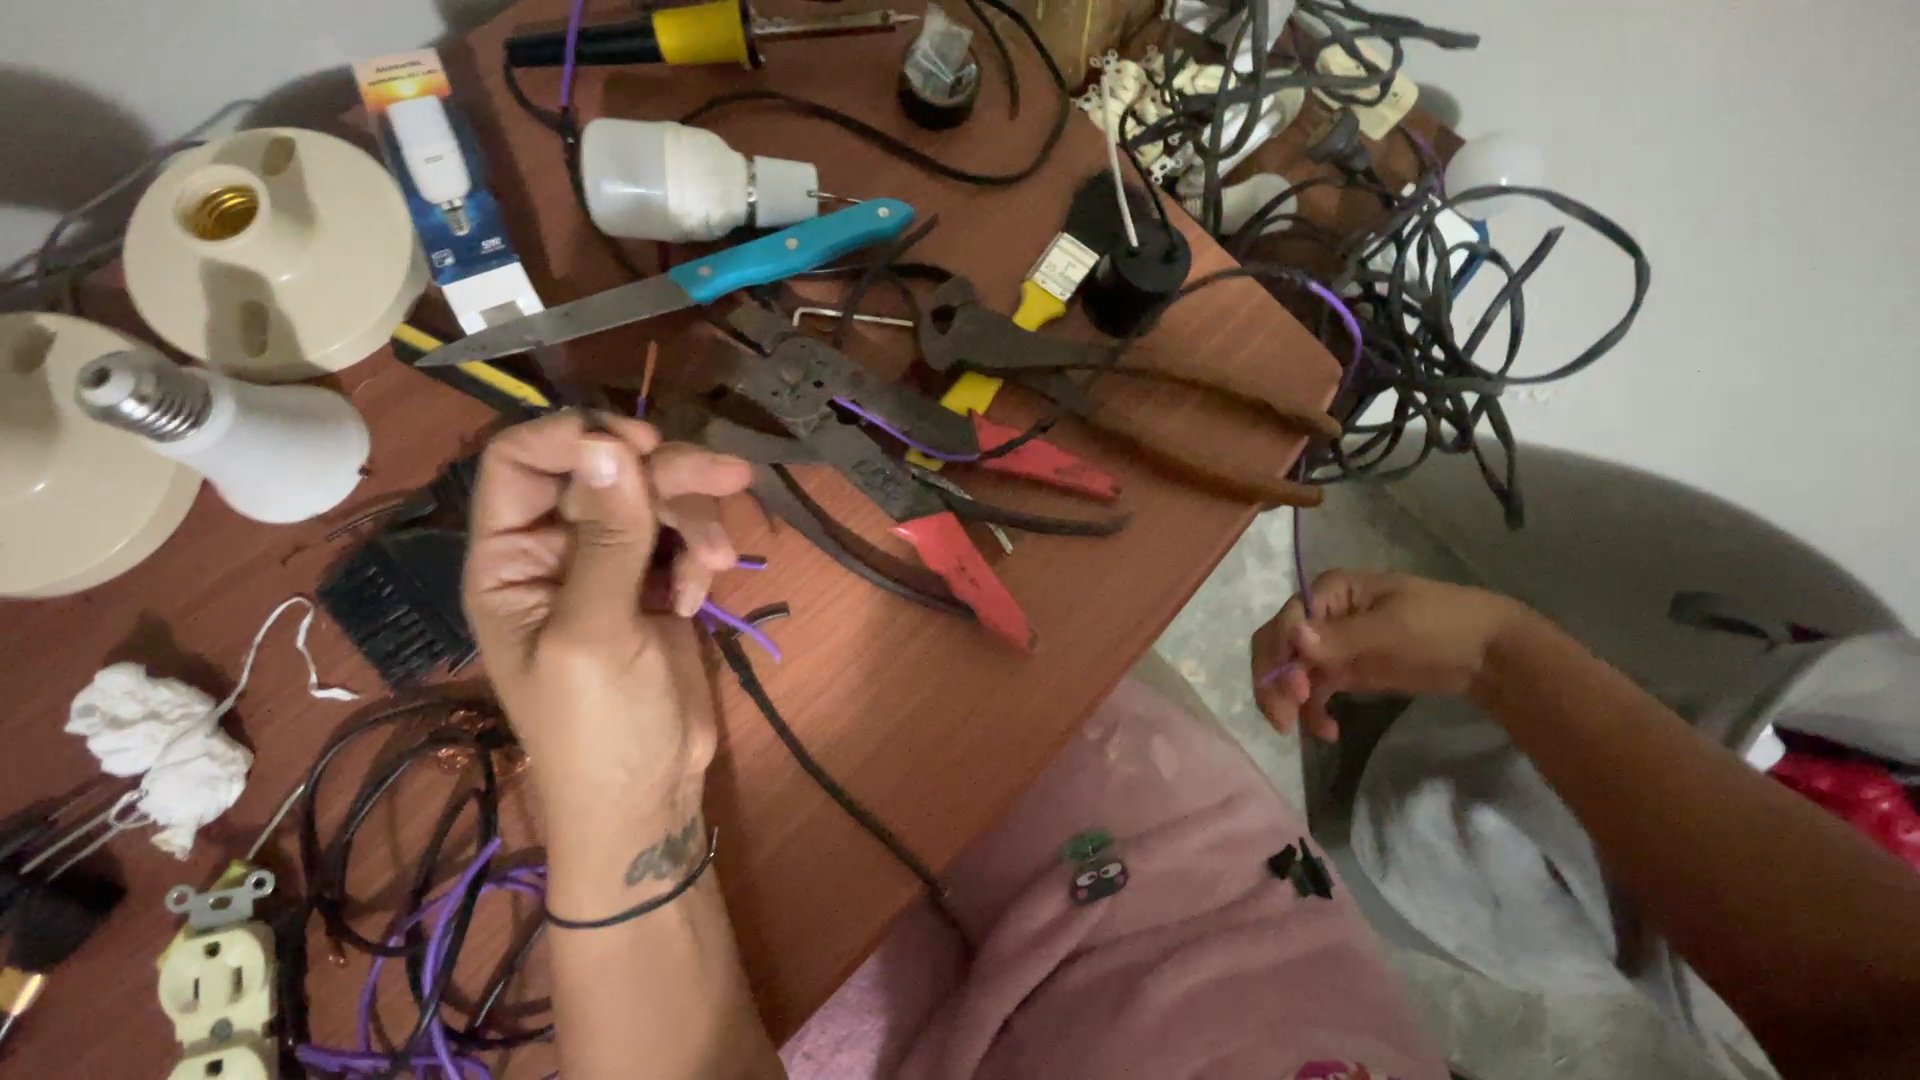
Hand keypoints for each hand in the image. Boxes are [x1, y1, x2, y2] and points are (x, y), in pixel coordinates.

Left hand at [462, 412, 752, 808]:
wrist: (650, 795)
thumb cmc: (598, 728)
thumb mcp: (594, 634)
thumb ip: (606, 539)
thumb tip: (612, 444)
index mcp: (508, 559)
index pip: (522, 462)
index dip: (576, 438)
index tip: (642, 443)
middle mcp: (554, 551)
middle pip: (606, 472)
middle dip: (667, 475)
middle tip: (728, 477)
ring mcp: (611, 566)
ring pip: (654, 499)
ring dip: (695, 519)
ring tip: (722, 562)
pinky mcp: (658, 584)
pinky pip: (683, 537)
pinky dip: (701, 556)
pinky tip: (702, 597)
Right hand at [1250, 569, 1525, 741]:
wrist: (1487, 653)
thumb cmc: (1442, 625)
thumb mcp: (1393, 628)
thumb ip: (1342, 636)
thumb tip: (1295, 639)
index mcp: (1328, 591)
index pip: (1286, 622)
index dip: (1282, 655)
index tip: (1298, 690)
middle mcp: (1319, 615)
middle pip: (1276, 647)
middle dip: (1273, 681)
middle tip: (1282, 720)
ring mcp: (1329, 644)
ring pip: (1287, 672)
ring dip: (1287, 700)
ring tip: (1297, 729)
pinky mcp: (1341, 670)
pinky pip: (1311, 691)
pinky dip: (1312, 711)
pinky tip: (1328, 730)